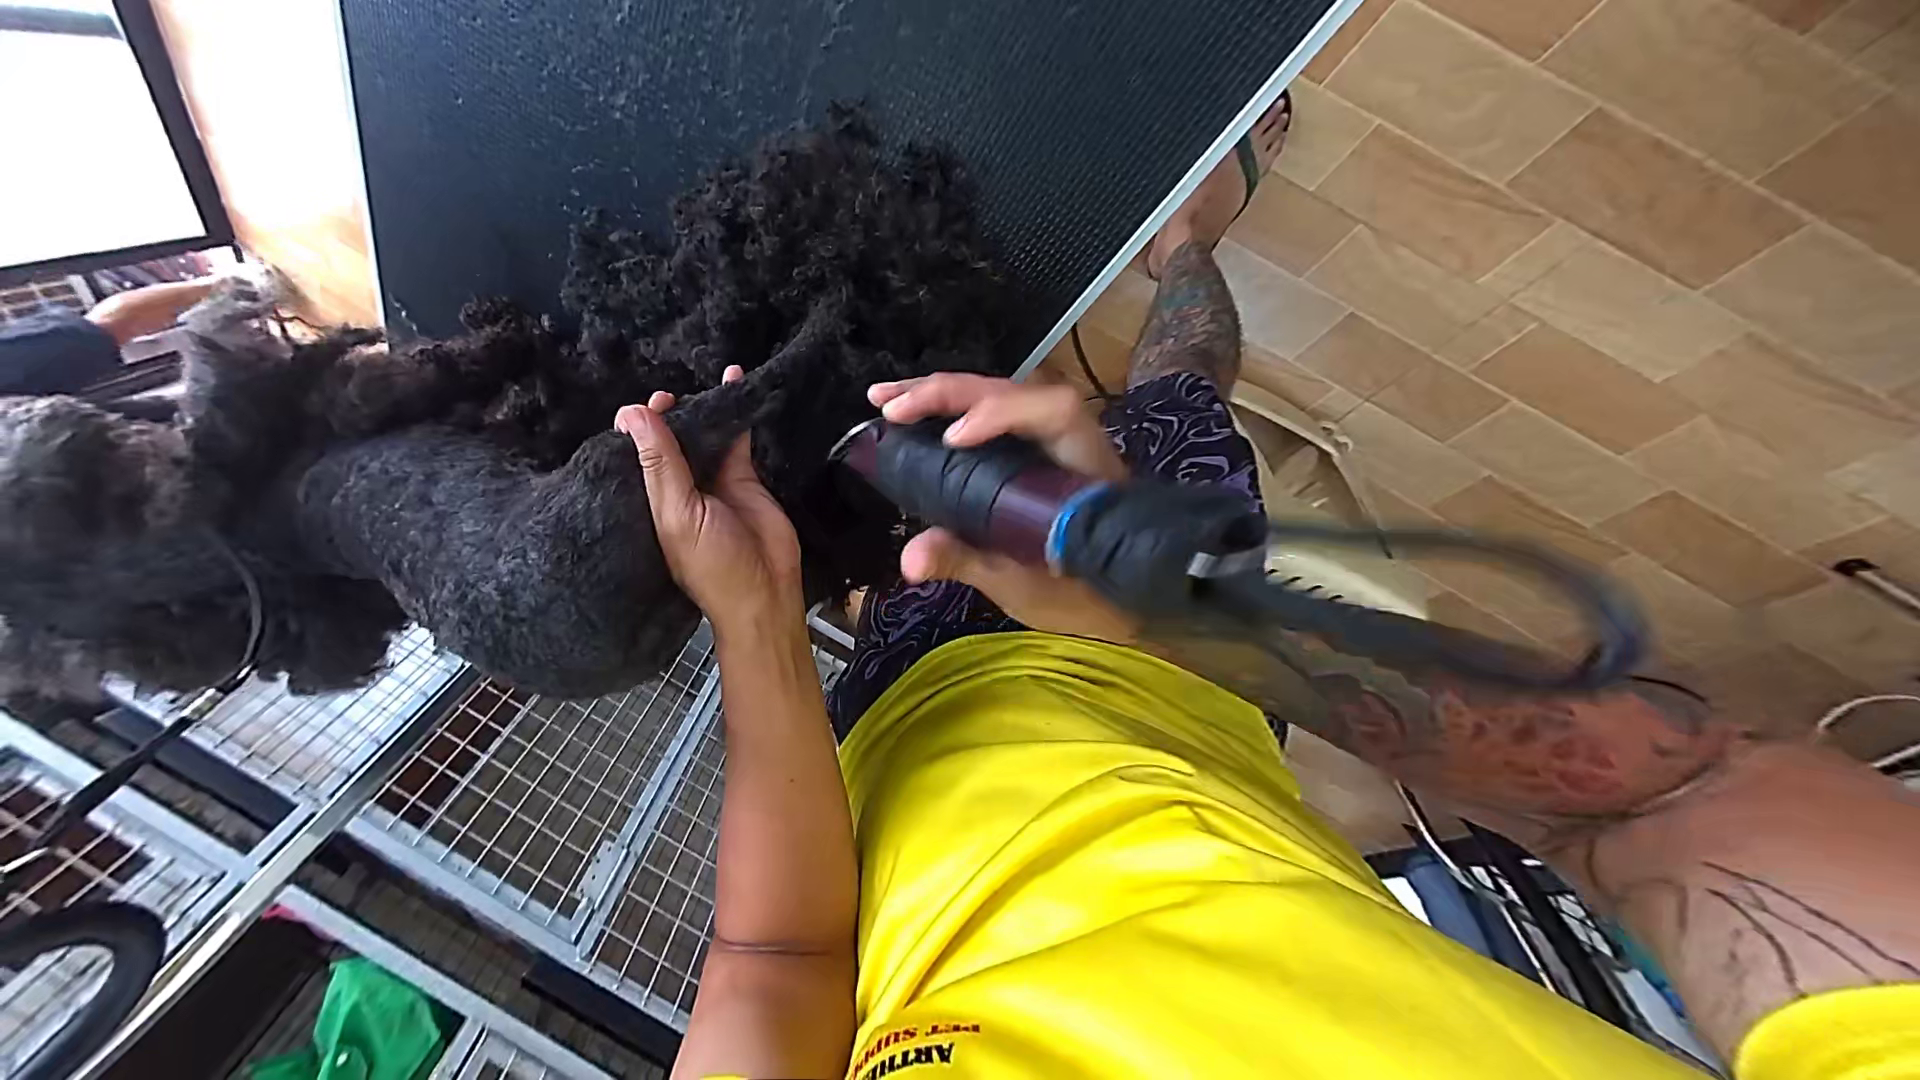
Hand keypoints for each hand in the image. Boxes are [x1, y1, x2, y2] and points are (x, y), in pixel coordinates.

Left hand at [617, 366, 803, 641]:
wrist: (766, 590)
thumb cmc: (714, 563)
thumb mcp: (679, 513)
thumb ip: (661, 464)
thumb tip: (633, 413)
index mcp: (654, 499)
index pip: (640, 454)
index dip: (641, 427)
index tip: (651, 404)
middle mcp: (681, 487)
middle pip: (673, 441)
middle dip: (673, 414)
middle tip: (676, 393)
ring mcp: (714, 482)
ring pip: (706, 437)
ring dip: (708, 409)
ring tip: (713, 379)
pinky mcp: (745, 479)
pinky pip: (739, 443)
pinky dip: (739, 418)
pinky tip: (739, 390)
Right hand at [869, 374, 1138, 643]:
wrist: (1104, 596)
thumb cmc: (1074, 592)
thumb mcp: (1018, 582)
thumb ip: (966, 561)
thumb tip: (909, 560)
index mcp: (1083, 467)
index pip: (1053, 413)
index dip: (1002, 414)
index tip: (952, 438)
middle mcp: (1066, 438)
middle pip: (1011, 391)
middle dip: (949, 394)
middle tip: (890, 406)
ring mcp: (1043, 438)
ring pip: (994, 395)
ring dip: (939, 393)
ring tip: (883, 399)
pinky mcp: (1023, 446)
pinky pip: (986, 413)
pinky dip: (945, 410)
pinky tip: (909, 414)